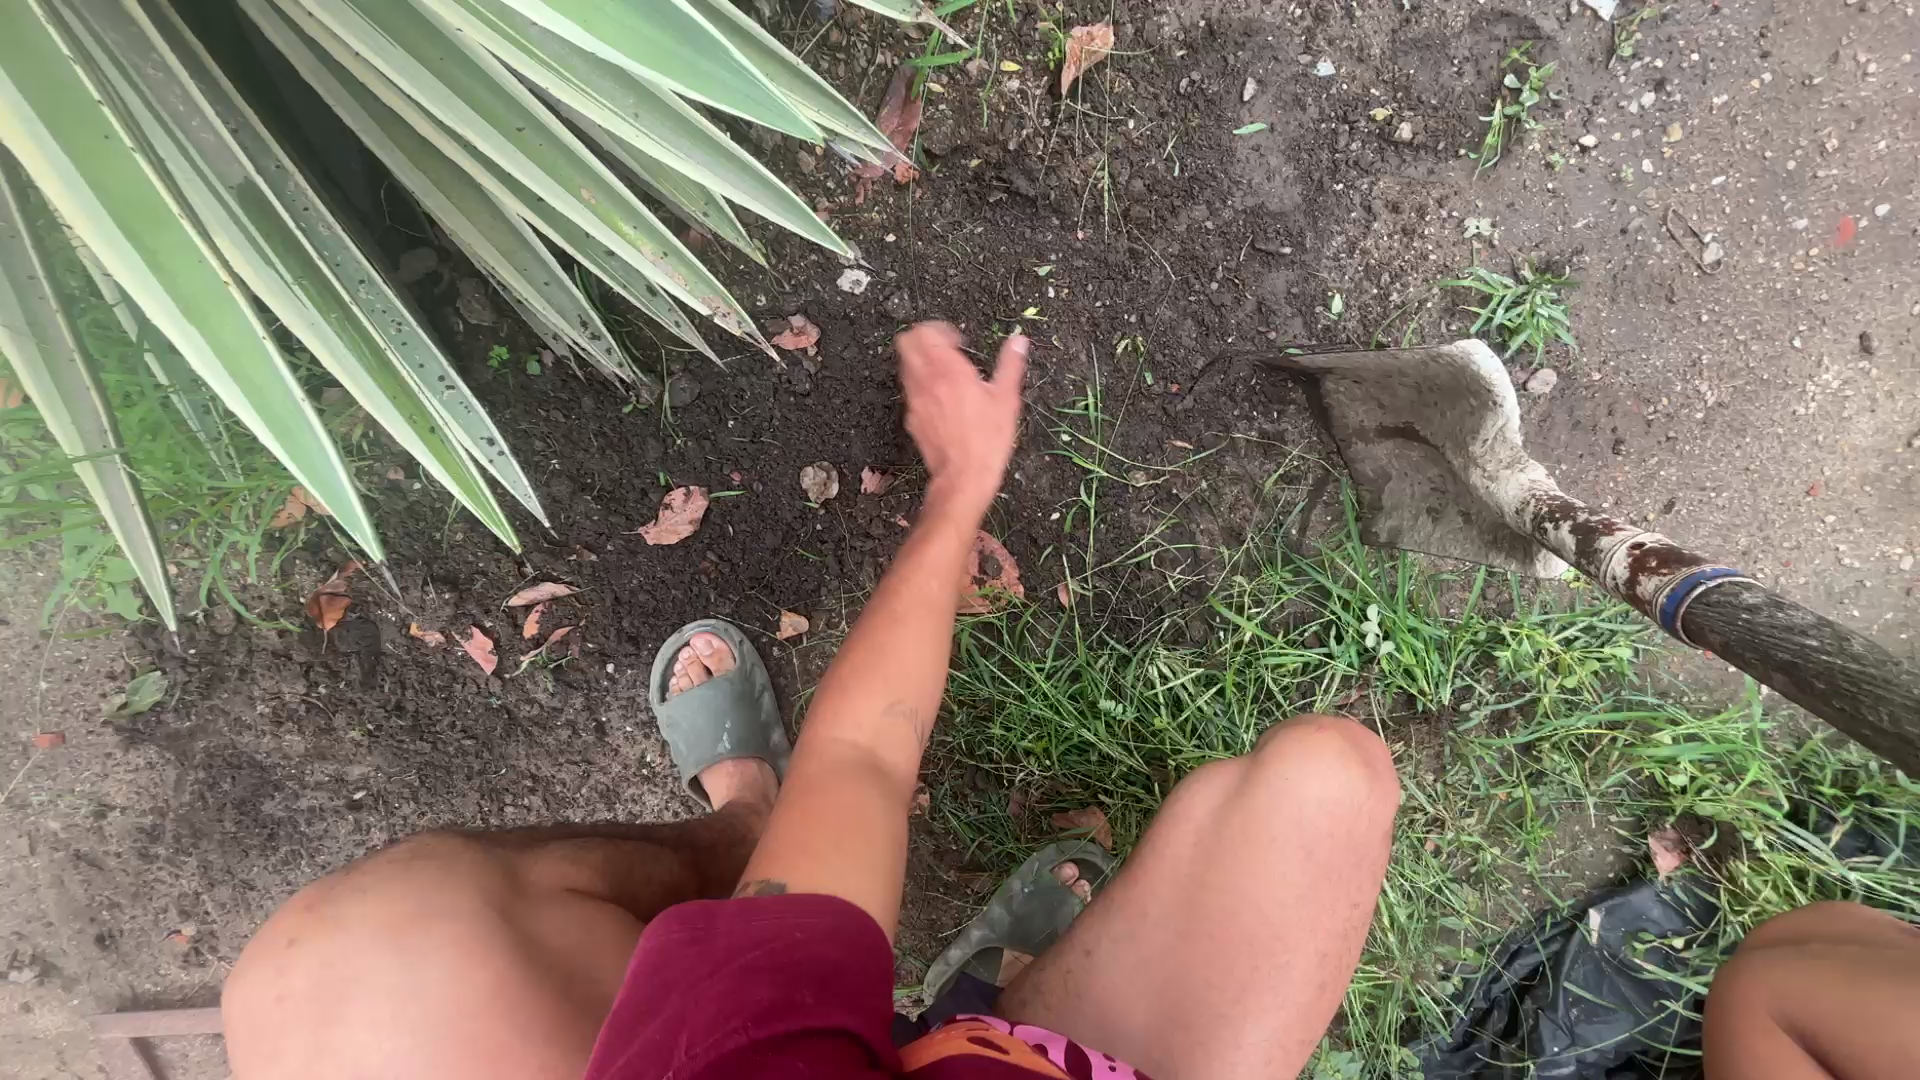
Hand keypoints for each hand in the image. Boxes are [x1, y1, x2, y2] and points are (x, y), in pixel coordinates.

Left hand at [896, 322, 1026, 517]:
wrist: (963, 477)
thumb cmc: (987, 442)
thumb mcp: (1006, 401)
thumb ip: (1010, 365)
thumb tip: (1018, 342)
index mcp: (949, 371)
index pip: (926, 332)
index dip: (940, 329)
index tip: (958, 340)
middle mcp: (926, 382)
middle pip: (907, 342)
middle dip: (924, 339)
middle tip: (945, 349)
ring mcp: (915, 400)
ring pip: (905, 366)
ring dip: (921, 361)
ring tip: (945, 373)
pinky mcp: (912, 419)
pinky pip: (909, 391)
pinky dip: (920, 385)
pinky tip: (941, 398)